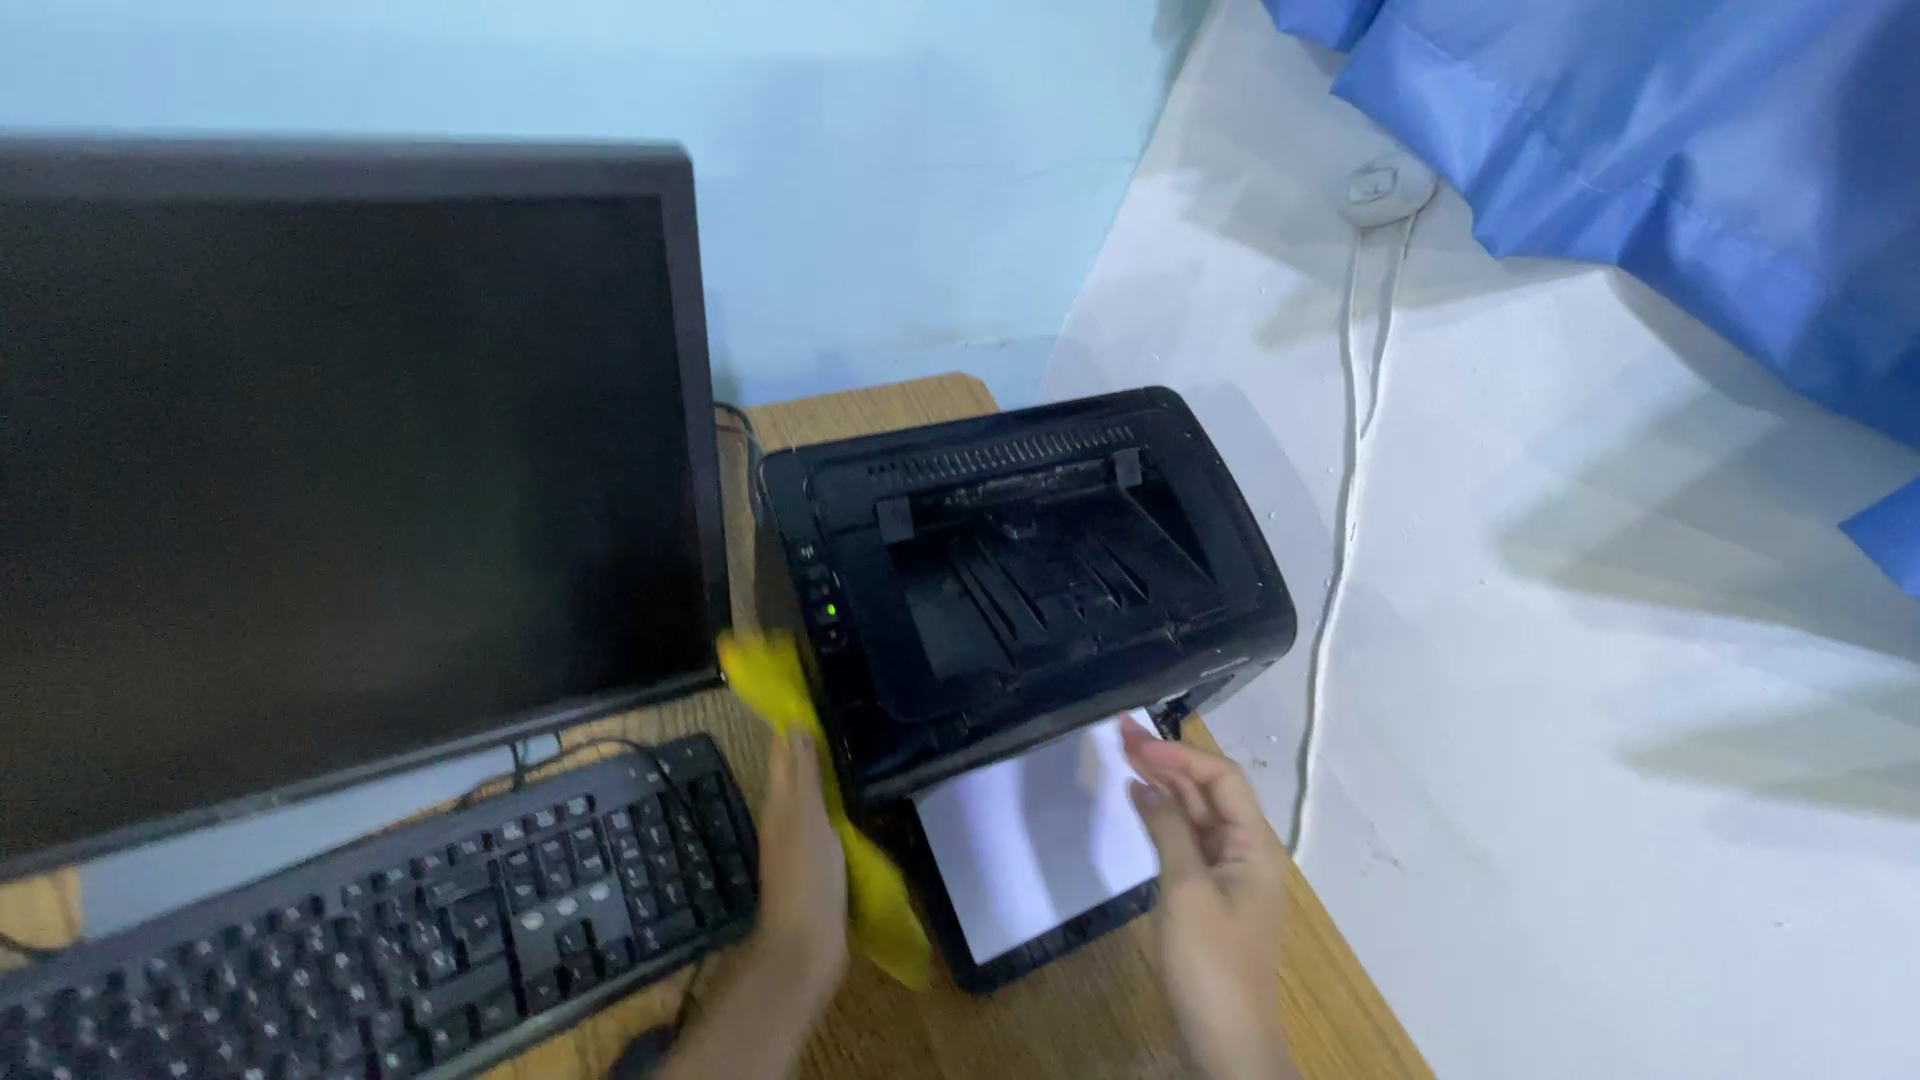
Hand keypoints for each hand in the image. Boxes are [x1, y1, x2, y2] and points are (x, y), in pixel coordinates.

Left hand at [751, 731, 848, 1000]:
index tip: (810, 698)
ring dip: (820, 777)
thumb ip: (802, 775)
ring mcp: (797, 846)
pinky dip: (831, 806)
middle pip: (792, 776)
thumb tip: (794, 726)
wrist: (805, 948)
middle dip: (807, 749)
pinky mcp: (814, 868)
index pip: (782, 756)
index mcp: (779, 806)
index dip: (791, 729)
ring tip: (847, 754)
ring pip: (806, 799)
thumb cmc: (808, 878)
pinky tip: (849, 805)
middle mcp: (782, 821)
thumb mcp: (807, 819)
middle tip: (837, 719)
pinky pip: (822, 824)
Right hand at [1124, 718, 1292, 1079]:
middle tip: (1122, 732)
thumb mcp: (1186, 889)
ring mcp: (1229, 872)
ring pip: (1197, 812)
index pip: (1221, 778)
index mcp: (1254, 845)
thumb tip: (1146, 786)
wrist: (1227, 1040)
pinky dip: (1164, 815)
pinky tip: (1139, 799)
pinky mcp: (1210, 891)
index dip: (1180, 754)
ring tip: (1125, 753)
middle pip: (1209, 790)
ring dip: (1164, 783)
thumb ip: (1169, 829)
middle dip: (1168, 759)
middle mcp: (1246, 850)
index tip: (1137, 742)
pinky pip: (1188, 838)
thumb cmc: (1210, 962)